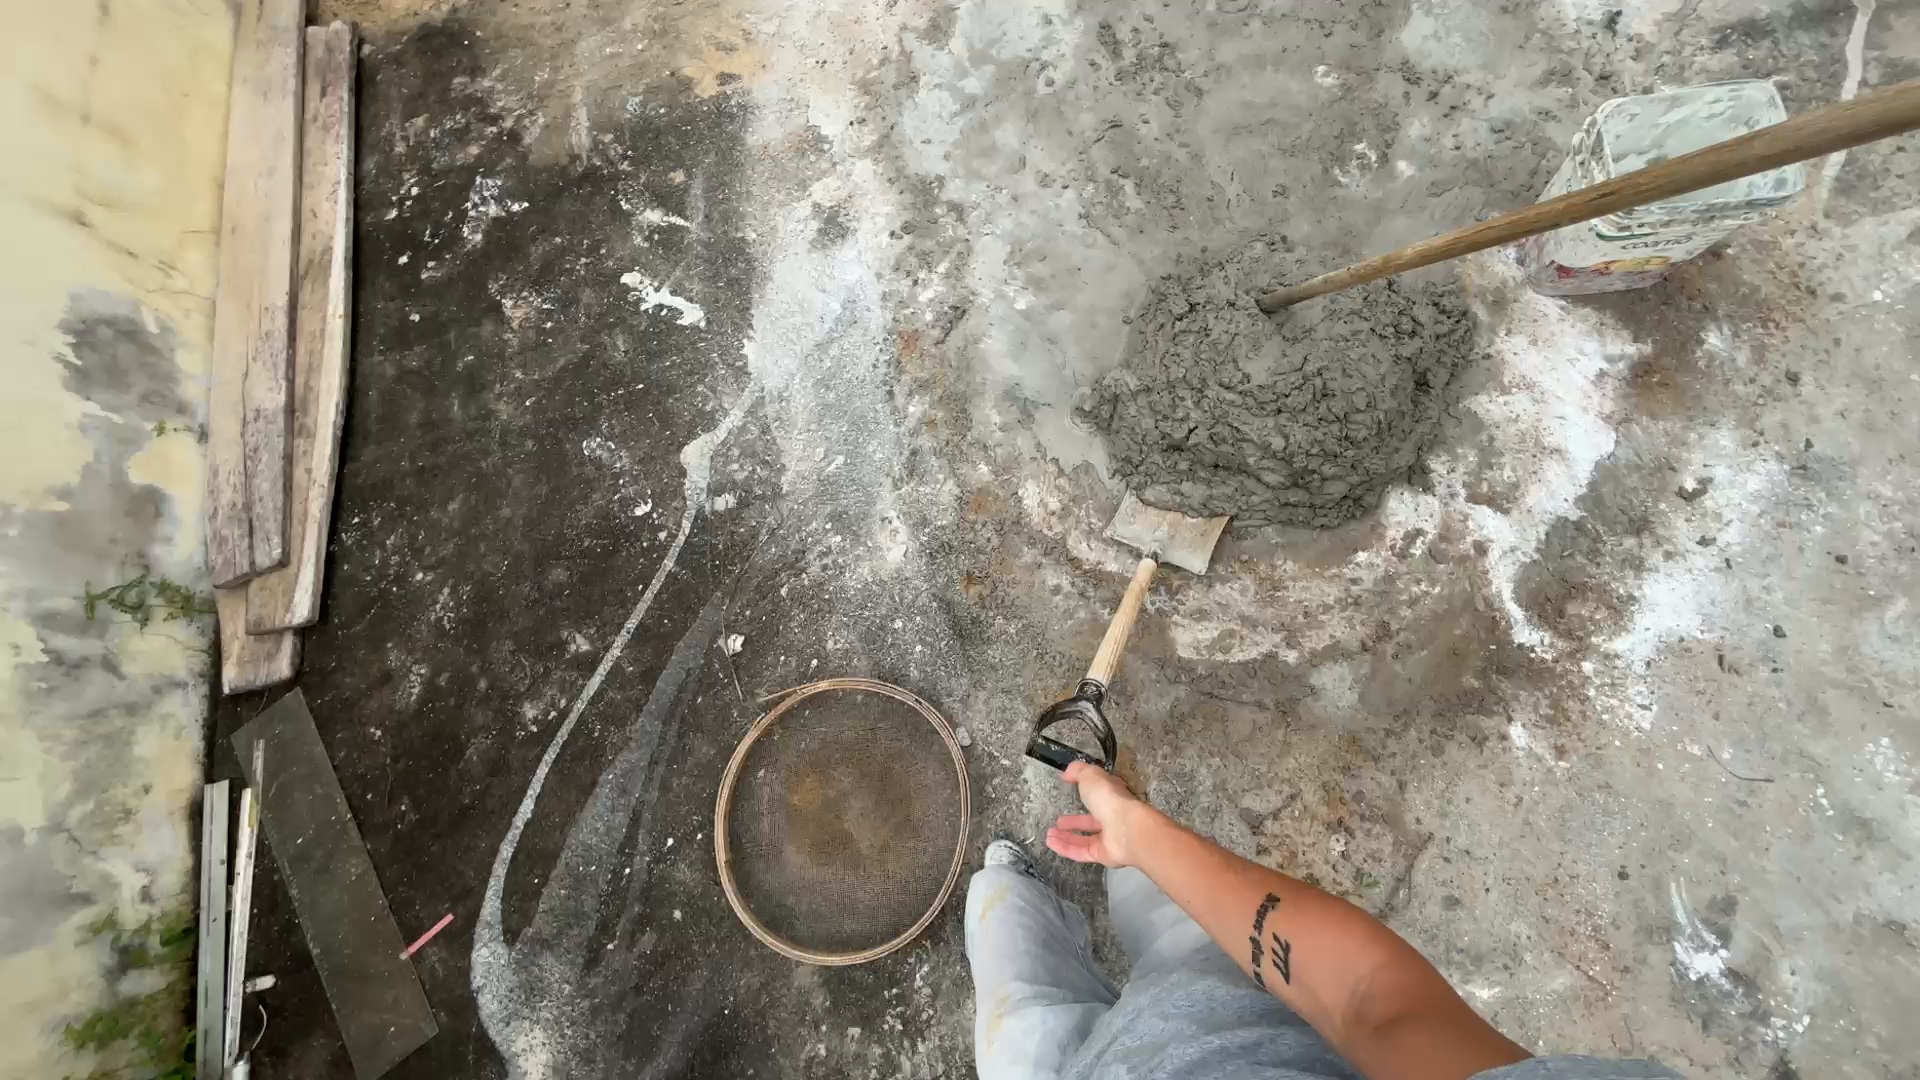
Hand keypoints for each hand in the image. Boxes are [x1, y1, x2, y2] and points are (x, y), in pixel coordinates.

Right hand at [1045, 761, 1156, 866]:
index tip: (1071, 790)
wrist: (1126, 829)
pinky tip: (1051, 843)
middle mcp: (1111, 816)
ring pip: (1084, 838)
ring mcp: (1107, 837)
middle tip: (1059, 821)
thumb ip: (1077, 771)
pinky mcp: (1102, 854)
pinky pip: (1080, 852)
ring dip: (1066, 836)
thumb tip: (1067, 773)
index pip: (1098, 793)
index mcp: (1111, 795)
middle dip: (1074, 820)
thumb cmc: (1110, 798)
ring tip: (1049, 834)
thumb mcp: (1090, 775)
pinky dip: (1065, 848)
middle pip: (1090, 820)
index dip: (1085, 790)